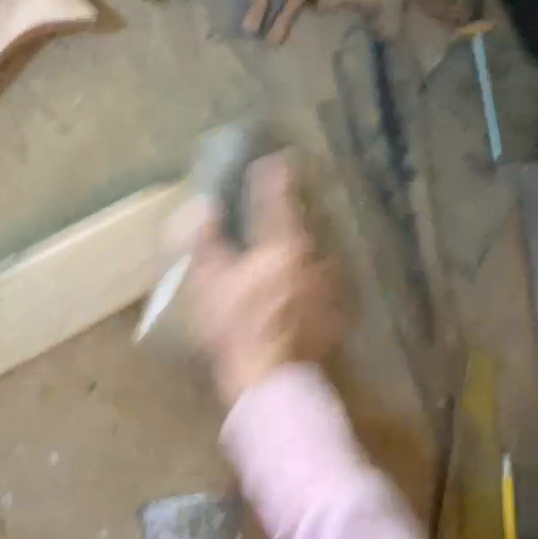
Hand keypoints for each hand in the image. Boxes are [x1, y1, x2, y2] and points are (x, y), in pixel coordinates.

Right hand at [174, 153, 342, 403]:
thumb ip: (206, 239)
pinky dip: (313, 284)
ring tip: (292, 252)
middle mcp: (312, 261)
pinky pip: (324, 290)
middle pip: (303, 229)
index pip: (277, 203)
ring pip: (317, 260)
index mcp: (282, 246)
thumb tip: (205, 205)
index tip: (275, 160)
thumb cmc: (234, 324)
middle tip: (284, 209)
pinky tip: (304, 292)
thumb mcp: (208, 280)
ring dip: (305, 252)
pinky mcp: (333, 317)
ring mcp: (327, 291)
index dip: (274, 180)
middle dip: (293, 218)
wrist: (269, 378)